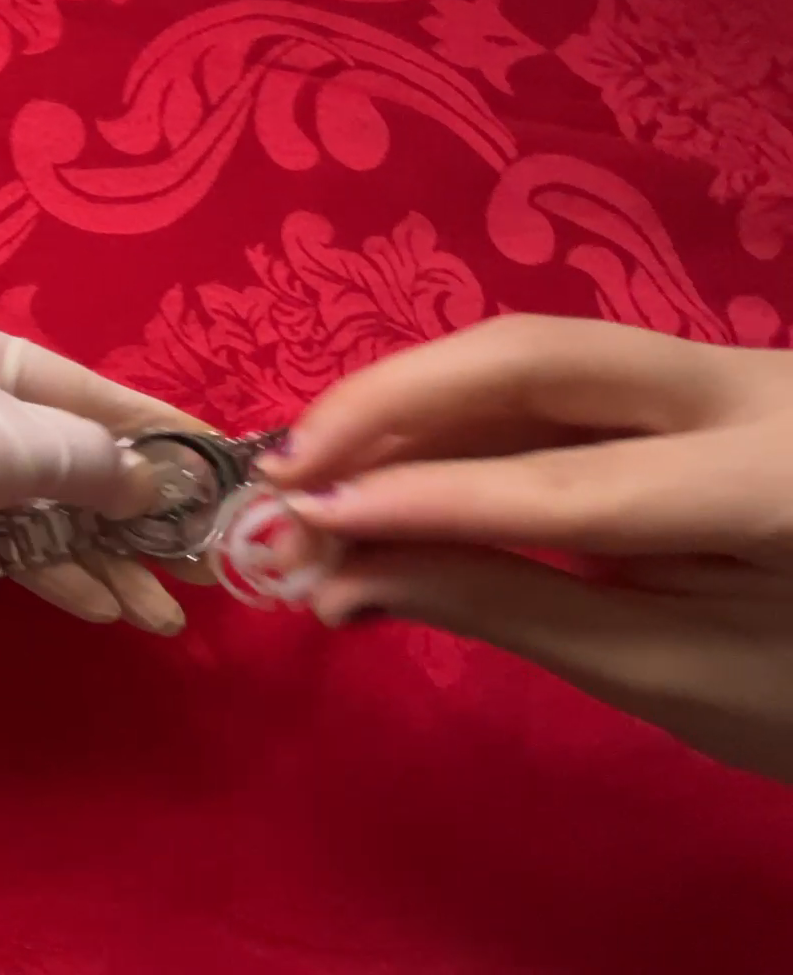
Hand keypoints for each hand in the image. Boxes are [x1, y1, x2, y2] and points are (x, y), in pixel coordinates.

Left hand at [0, 304, 209, 659]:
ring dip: (98, 557)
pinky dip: (46, 566)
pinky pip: (3, 534)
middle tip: (199, 565)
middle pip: (70, 455)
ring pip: (40, 506)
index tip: (225, 463)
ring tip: (160, 612)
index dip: (159, 431)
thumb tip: (155, 483)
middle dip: (132, 515)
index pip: (87, 390)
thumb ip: (88, 461)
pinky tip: (99, 606)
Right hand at [265, 314, 792, 779]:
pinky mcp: (643, 383)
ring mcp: (694, 372)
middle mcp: (750, 388)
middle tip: (283, 466)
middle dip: (382, 406)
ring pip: (496, 367)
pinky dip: (410, 440)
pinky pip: (500, 396)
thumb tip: (332, 585)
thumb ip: (490, 605)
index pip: (571, 483)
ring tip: (297, 489)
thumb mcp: (656, 670)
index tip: (304, 518)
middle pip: (523, 358)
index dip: (422, 499)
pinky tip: (351, 480)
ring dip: (378, 427)